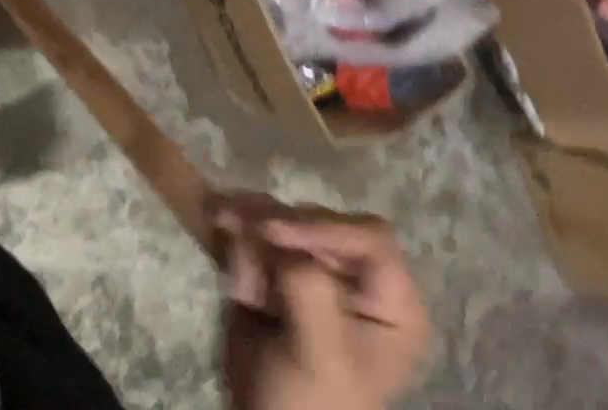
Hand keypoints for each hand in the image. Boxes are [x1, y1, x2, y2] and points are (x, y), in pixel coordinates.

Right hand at [213, 194, 429, 409]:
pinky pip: (253, 237)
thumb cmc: (308, 403)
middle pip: (318, 223)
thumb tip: (276, 236)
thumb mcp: (319, 355)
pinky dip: (233, 229)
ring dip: (247, 218)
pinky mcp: (271, 275)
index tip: (270, 231)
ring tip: (218, 217)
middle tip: (230, 220)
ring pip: (281, 222)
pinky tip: (216, 226)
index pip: (370, 239)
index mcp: (391, 304)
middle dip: (274, 223)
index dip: (322, 227)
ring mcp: (311, 276)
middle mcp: (356, 282)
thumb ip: (309, 292)